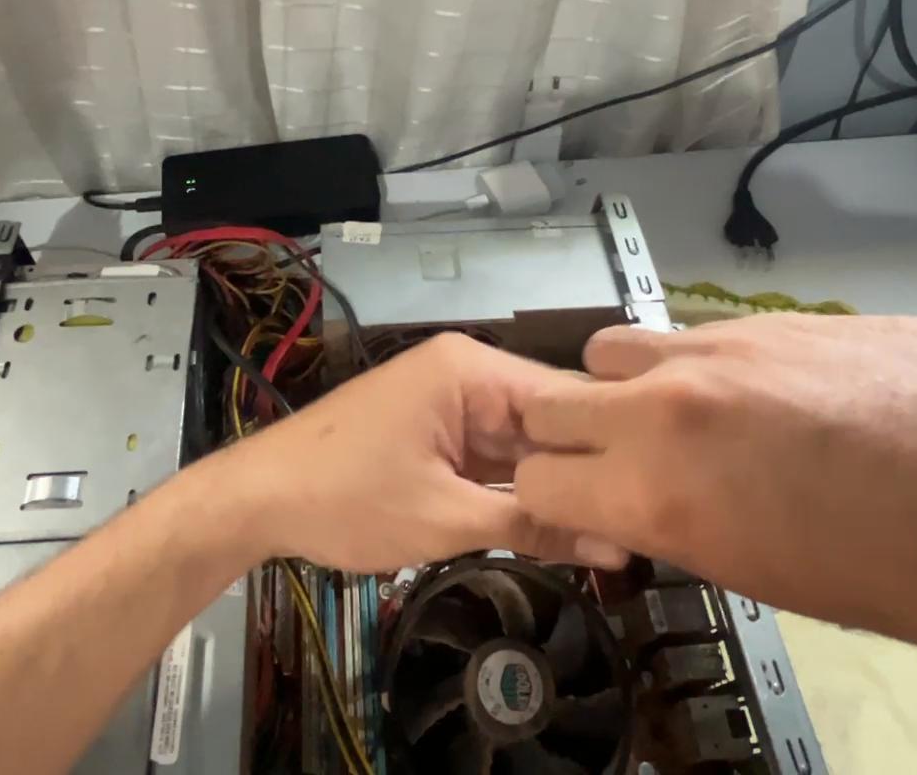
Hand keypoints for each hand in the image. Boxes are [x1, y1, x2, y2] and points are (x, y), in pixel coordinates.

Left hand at [211, 333, 628, 573]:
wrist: (257, 500)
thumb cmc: (347, 498)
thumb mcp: (446, 517)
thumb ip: (535, 524)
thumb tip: (618, 547)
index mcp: (471, 369)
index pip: (566, 398)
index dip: (610, 447)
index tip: (659, 496)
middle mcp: (464, 372)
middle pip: (545, 420)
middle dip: (582, 472)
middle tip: (644, 524)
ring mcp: (446, 400)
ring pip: (519, 441)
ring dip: (550, 484)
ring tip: (617, 530)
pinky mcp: (432, 429)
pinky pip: (488, 454)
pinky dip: (513, 487)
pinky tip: (556, 523)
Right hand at [511, 315, 916, 689]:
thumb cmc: (916, 580)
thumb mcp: (767, 577)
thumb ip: (676, 521)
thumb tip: (644, 498)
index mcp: (658, 494)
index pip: (535, 477)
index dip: (547, 494)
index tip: (574, 504)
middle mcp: (663, 409)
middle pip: (547, 399)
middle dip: (562, 433)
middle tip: (608, 458)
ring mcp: (712, 350)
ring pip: (608, 350)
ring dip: (621, 385)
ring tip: (678, 415)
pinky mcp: (762, 317)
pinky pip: (688, 336)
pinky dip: (692, 366)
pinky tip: (757, 395)